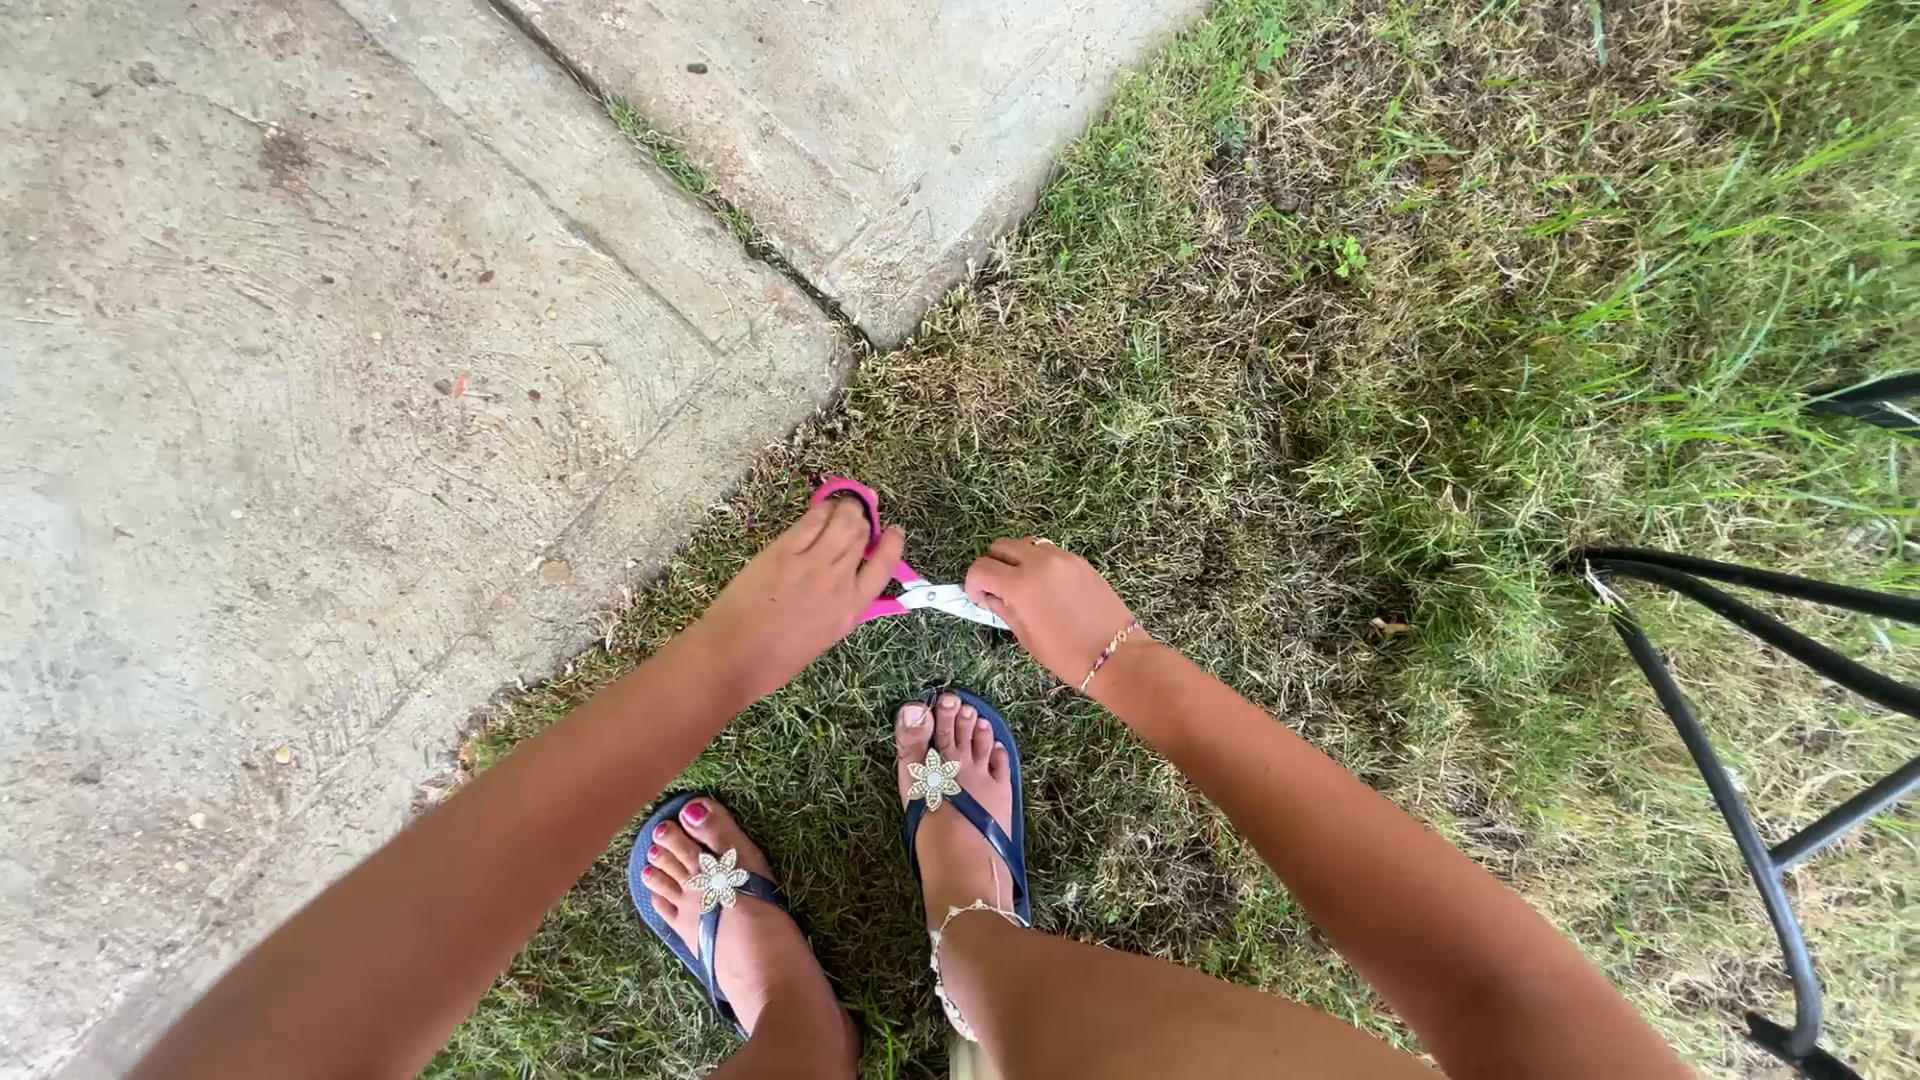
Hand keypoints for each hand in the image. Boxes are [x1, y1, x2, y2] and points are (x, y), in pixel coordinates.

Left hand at [688, 495, 904, 702]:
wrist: (733, 656)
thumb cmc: (776, 658)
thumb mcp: (826, 636)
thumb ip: (841, 606)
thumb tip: (848, 581)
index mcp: (851, 609)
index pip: (886, 564)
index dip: (893, 542)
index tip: (893, 532)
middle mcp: (838, 581)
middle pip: (863, 535)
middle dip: (864, 520)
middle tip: (856, 516)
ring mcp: (812, 562)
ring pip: (843, 519)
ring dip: (846, 508)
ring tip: (840, 508)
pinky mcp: (784, 550)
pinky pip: (811, 520)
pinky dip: (820, 511)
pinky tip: (818, 512)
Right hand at [964, 539, 1137, 689]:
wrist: (1116, 655)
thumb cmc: (1066, 654)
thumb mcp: (1026, 636)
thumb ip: (1003, 608)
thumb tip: (989, 595)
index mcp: (1021, 584)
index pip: (981, 568)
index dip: (973, 583)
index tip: (978, 598)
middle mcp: (1039, 562)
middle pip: (1000, 546)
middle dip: (992, 566)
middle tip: (996, 589)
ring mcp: (1062, 557)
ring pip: (1025, 543)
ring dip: (1015, 559)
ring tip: (1021, 585)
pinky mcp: (1079, 560)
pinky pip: (1048, 551)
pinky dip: (1038, 561)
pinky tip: (1045, 585)